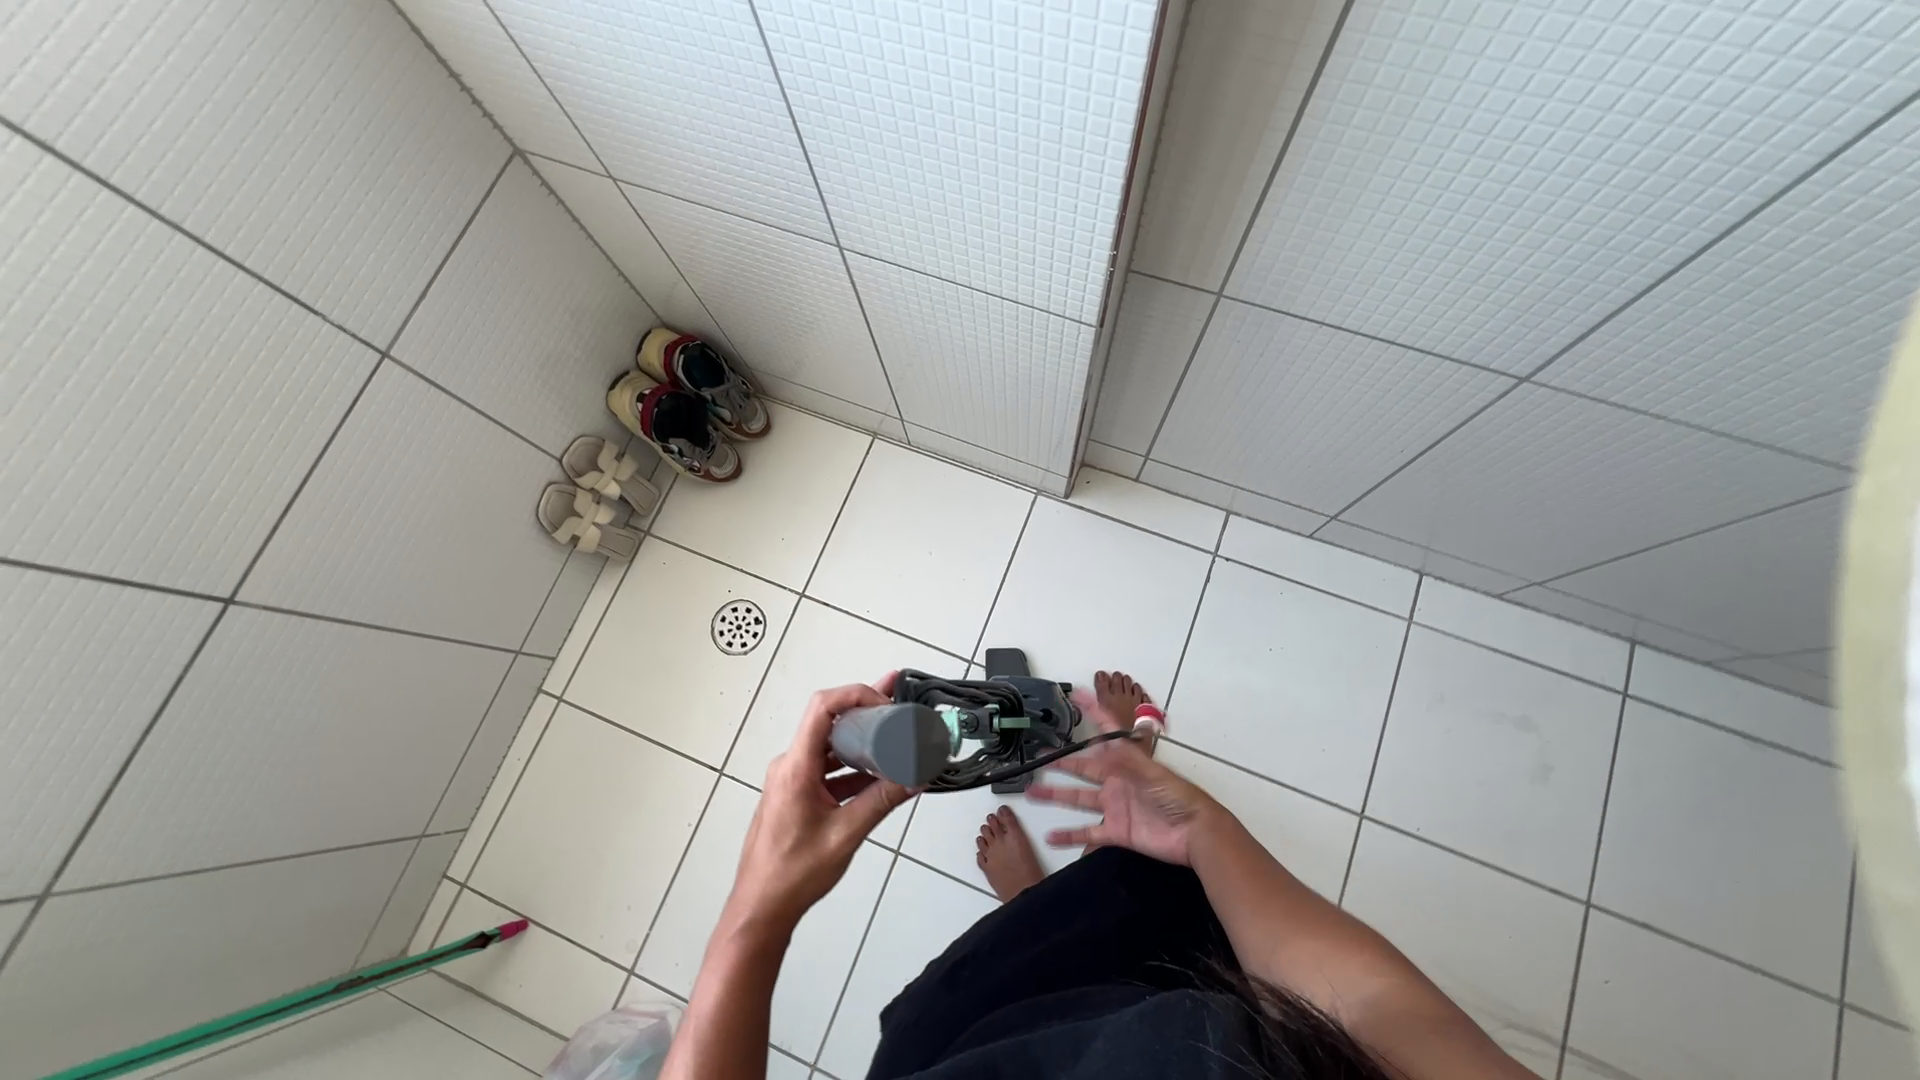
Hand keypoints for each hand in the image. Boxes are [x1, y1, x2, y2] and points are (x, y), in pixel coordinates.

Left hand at [724, 676, 915, 935]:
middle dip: (866, 711)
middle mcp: (790, 765)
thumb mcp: (846, 835)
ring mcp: (791, 779)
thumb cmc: (794, 874)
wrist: (760, 908)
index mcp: (796, 767)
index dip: (856, 694)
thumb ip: (882, 802)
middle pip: (828, 721)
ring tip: (897, 738)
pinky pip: (826, 768)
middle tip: (900, 707)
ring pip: (829, 745)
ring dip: (861, 741)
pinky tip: (880, 774)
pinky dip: (852, 766)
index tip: (887, 703)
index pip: (823, 707)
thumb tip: (917, 778)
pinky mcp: (795, 794)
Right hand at [1026, 690, 1222, 865]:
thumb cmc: (1179, 798)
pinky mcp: (1116, 831)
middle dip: (1061, 763)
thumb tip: (1102, 744)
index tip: (1077, 695)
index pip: (1106, 733)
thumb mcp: (1152, 774)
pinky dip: (1069, 835)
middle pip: (1083, 769)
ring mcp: (1115, 807)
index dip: (1093, 712)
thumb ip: (1126, 761)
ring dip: (1056, 796)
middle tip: (1038, 759)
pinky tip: (1052, 836)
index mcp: (1126, 763)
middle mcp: (1116, 781)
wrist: (1195, 834)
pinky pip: (1088, 832)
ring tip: (1032, 794)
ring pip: (1078, 799)